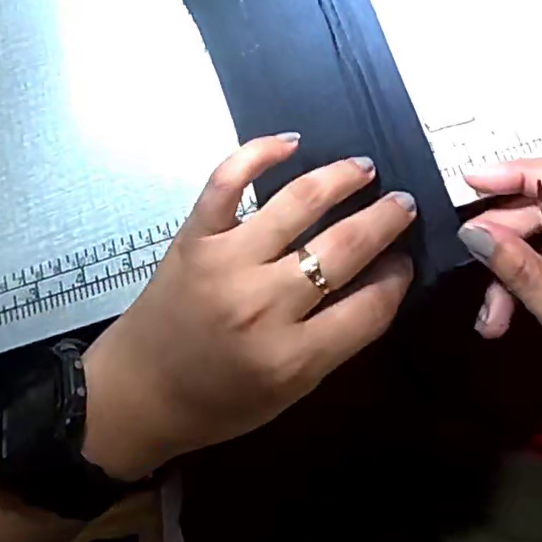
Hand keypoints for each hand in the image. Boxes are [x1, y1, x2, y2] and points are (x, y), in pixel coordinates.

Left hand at [80, 135, 416, 479]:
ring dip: (341, 177)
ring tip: (364, 167)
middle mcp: (262, 305)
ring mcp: (225, 262)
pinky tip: (291, 141)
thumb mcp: (291, 389)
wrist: (135, 394)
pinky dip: (259, 152)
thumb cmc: (220, 399)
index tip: (405, 258)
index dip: (398, 277)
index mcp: (291, 357)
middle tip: (402, 201)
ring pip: (298, 202)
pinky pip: (228, 180)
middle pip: (343, 248)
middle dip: (385, 219)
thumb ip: (339, 335)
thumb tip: (385, 271)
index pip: (370, 305)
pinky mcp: (195, 235)